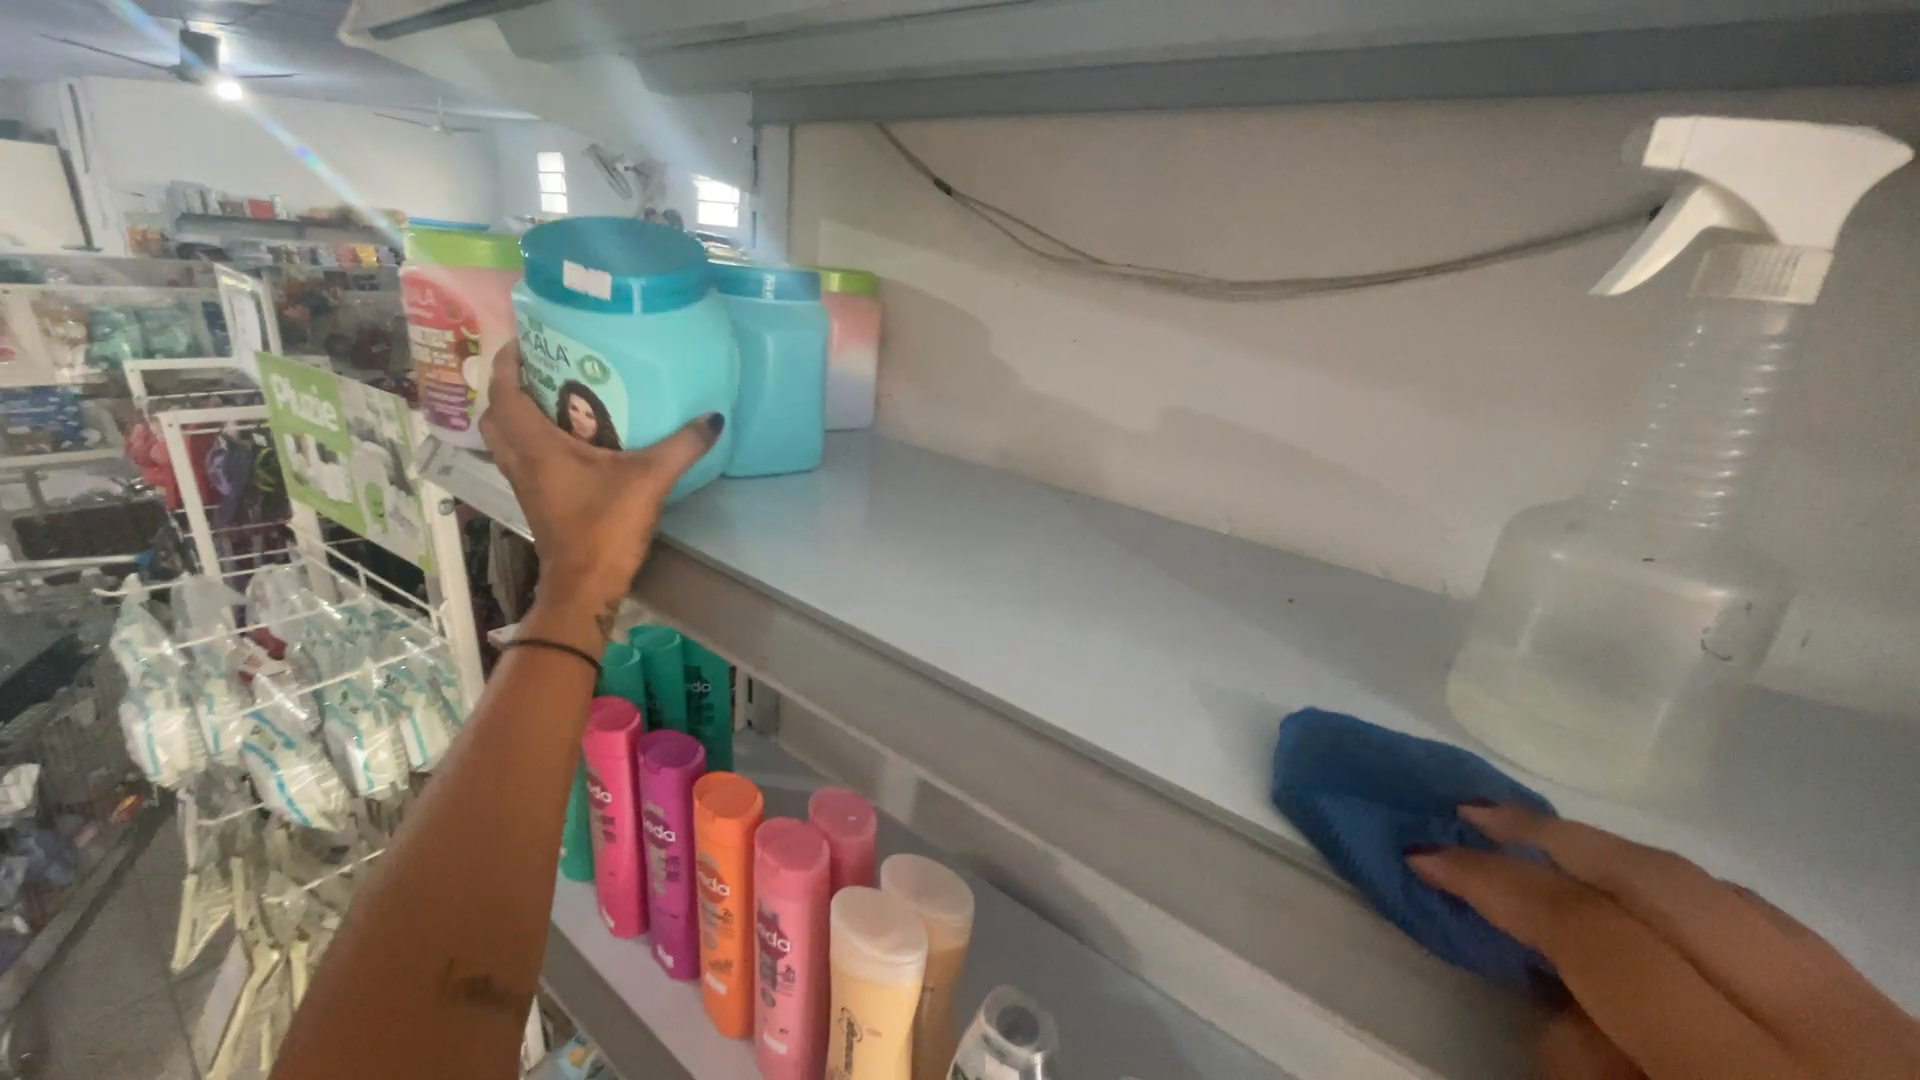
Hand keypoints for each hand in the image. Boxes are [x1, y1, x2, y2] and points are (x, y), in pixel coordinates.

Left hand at [479, 342, 720, 646]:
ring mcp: (524, 481)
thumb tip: (713, 417)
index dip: (509, 360)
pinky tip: (570, 438)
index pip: (504, 390)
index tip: (529, 337)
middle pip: (496, 412)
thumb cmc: (606, 525)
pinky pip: (523, 455)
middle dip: (511, 385)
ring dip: (519, 413)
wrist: (586, 582)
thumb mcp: (649, 479)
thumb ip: (681, 446)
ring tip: (556, 396)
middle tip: (544, 367)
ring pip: (506, 436)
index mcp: (534, 444)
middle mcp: (519, 458)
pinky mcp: (536, 498)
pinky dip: (534, 438)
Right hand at [1408, 804, 1919, 1079]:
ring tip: (1540, 846)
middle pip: (1665, 883)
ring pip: (1722, 892)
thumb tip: (1562, 999)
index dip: (1501, 886)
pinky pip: (1769, 926)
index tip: (1427, 860)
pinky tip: (1643, 908)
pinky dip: (1686, 900)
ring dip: (1616, 858)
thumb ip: (1589, 1066)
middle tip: (1470, 815)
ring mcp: (1884, 1021)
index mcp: (1753, 1077)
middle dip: (1553, 837)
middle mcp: (1834, 1033)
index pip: (1601, 939)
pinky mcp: (1901, 1022)